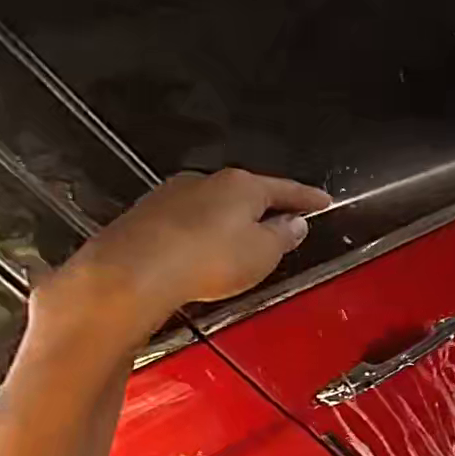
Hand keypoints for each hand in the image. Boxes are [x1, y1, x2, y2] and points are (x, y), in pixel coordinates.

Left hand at [36, 169, 330, 346]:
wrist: (131, 274)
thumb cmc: (208, 260)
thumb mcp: (264, 253)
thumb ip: (284, 236)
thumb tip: (293, 223)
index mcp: (243, 185)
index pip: (286, 189)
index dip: (309, 198)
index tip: (324, 201)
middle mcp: (206, 181)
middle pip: (247, 195)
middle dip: (266, 211)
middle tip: (284, 228)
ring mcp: (171, 195)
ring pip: (215, 207)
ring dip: (232, 224)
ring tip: (242, 248)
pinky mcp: (145, 216)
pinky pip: (188, 223)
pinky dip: (203, 236)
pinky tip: (204, 256)